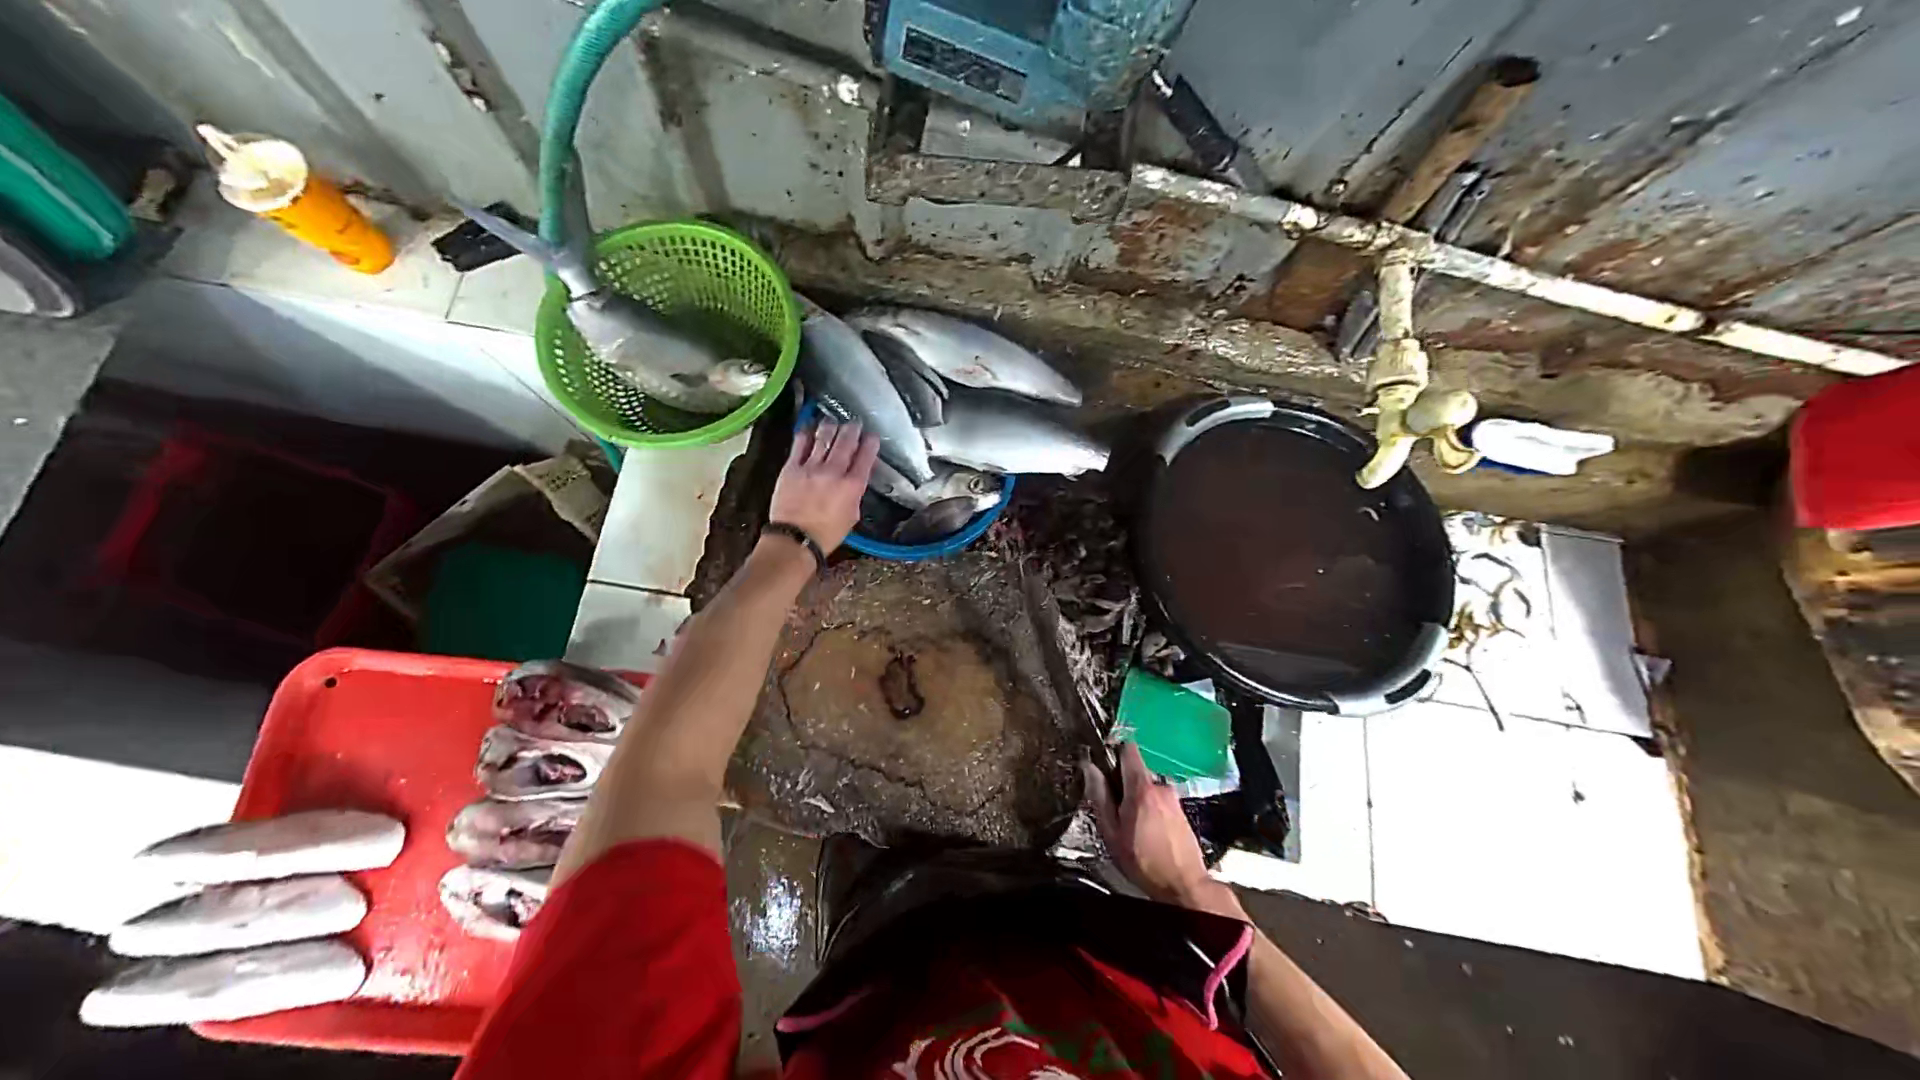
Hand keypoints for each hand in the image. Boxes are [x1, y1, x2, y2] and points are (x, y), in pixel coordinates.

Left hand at [768, 420, 880, 555]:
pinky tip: (810, 429)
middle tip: (855, 424)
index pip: (865, 456)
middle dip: (853, 429)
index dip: (870, 443)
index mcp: (852, 486)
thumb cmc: (827, 534)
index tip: (872, 437)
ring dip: (831, 427)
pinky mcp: (791, 468)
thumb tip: (854, 480)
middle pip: (846, 441)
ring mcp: (811, 467)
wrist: (795, 540)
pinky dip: (807, 433)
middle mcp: (834, 471)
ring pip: (824, 437)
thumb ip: (855, 493)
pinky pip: (800, 444)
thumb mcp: (852, 515)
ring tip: (834, 422)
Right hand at [1083, 742, 1226, 912]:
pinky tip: (1148, 833)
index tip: (1104, 766)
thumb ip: (1099, 796)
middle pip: (1136, 771)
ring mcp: (1174, 799)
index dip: (1113, 753)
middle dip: (1123, 785)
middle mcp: (1161, 787)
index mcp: (1141, 788)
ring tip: (1132, 826)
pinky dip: (1151, 810)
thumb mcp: (1111, 832)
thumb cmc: (1145, 863)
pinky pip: (1160, 801)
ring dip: (1138, 800)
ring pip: (1148, 788)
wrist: (1184, 886)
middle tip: (1115, 809)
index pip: (1128, 749)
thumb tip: (1090, 769)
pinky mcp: (1182, 811)